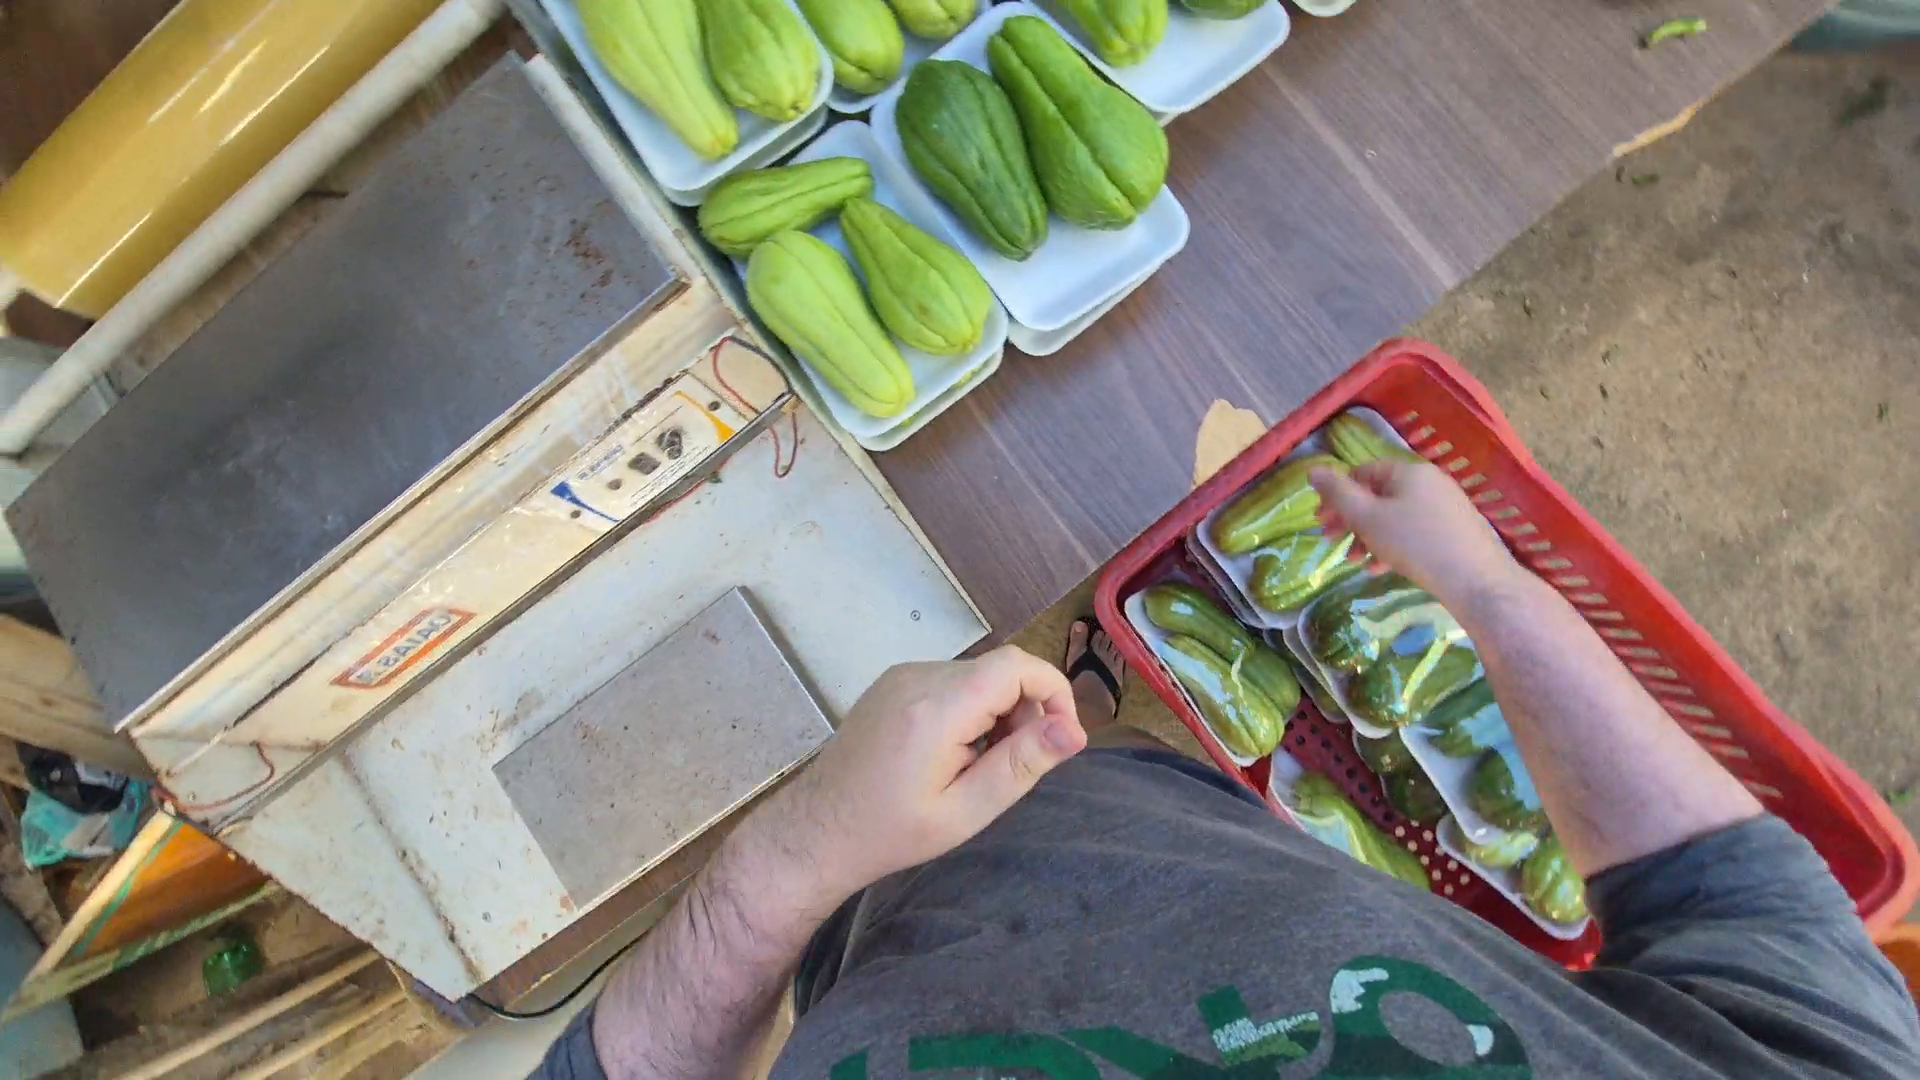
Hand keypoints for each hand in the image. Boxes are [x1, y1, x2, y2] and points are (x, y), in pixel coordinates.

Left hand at [759, 646, 1085, 907]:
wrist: (818, 828)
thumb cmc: (892, 832)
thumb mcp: (965, 811)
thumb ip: (1021, 765)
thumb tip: (1075, 731)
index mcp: (937, 707)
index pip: (1017, 665)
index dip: (1054, 692)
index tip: (1060, 739)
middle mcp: (919, 676)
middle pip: (1000, 670)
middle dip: (1025, 710)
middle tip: (1011, 766)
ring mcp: (902, 674)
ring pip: (978, 675)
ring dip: (998, 711)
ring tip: (977, 766)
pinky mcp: (894, 681)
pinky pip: (952, 680)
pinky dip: (970, 707)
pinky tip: (952, 752)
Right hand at [1309, 461, 1522, 610]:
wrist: (1476, 579)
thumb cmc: (1413, 543)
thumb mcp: (1365, 517)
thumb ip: (1336, 493)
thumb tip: (1313, 470)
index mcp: (1408, 472)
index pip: (1362, 473)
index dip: (1336, 496)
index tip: (1320, 520)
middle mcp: (1429, 483)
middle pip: (1377, 496)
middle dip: (1349, 520)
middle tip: (1329, 541)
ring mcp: (1445, 506)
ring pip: (1393, 517)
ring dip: (1367, 537)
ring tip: (1354, 561)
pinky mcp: (1455, 530)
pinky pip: (1413, 531)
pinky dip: (1392, 546)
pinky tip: (1381, 568)